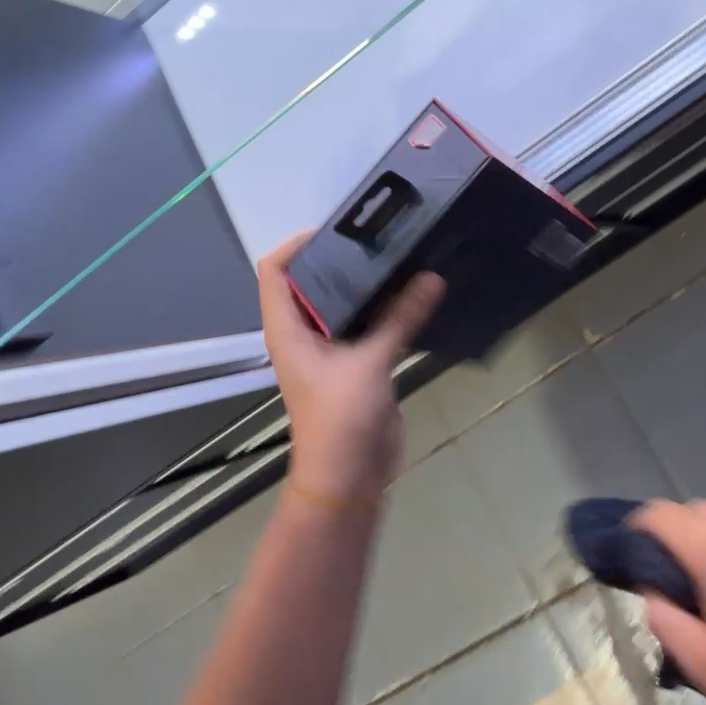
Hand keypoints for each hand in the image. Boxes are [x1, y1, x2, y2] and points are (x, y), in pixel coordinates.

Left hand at [257, 232, 444, 504]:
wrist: (350, 477)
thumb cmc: (340, 419)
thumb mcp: (370, 362)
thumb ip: (400, 317)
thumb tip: (431, 276)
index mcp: (287, 330)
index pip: (274, 271)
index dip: (297, 243)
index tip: (340, 228)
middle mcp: (304, 333)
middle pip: (312, 281)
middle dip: (341, 258)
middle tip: (380, 237)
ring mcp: (331, 349)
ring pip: (343, 302)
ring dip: (367, 283)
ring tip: (401, 256)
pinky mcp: (358, 363)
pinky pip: (368, 323)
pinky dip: (386, 306)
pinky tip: (414, 293)